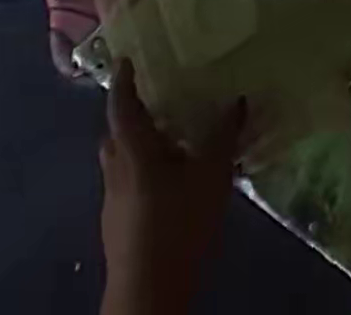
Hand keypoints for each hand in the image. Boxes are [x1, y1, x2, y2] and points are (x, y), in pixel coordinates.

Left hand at [99, 61, 243, 314]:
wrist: (148, 292)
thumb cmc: (178, 222)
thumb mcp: (211, 173)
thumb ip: (224, 134)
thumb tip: (237, 99)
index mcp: (132, 148)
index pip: (122, 104)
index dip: (124, 80)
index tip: (126, 59)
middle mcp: (115, 167)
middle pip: (118, 132)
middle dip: (134, 114)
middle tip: (160, 101)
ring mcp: (112, 198)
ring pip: (122, 159)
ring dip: (141, 145)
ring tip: (172, 140)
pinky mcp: (117, 223)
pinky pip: (127, 181)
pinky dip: (144, 170)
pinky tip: (170, 182)